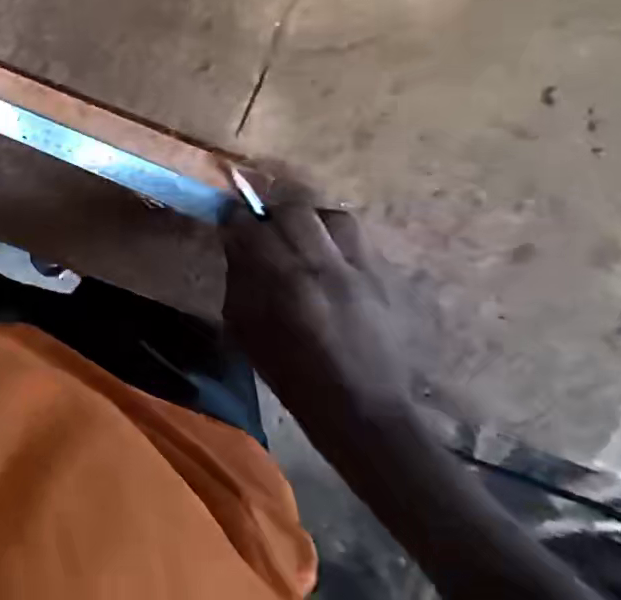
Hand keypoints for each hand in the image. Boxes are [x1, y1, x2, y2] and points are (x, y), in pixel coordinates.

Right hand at [223, 180, 413, 421]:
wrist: (365, 411)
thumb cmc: (294, 375)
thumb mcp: (246, 329)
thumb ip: (239, 278)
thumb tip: (236, 244)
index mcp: (285, 281)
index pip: (251, 226)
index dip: (236, 221)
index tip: (231, 225)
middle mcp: (325, 265)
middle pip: (294, 210)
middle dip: (274, 216)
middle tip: (267, 232)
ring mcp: (362, 268)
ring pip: (333, 217)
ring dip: (311, 223)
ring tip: (303, 241)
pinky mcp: (389, 277)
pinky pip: (359, 239)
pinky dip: (339, 241)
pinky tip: (331, 260)